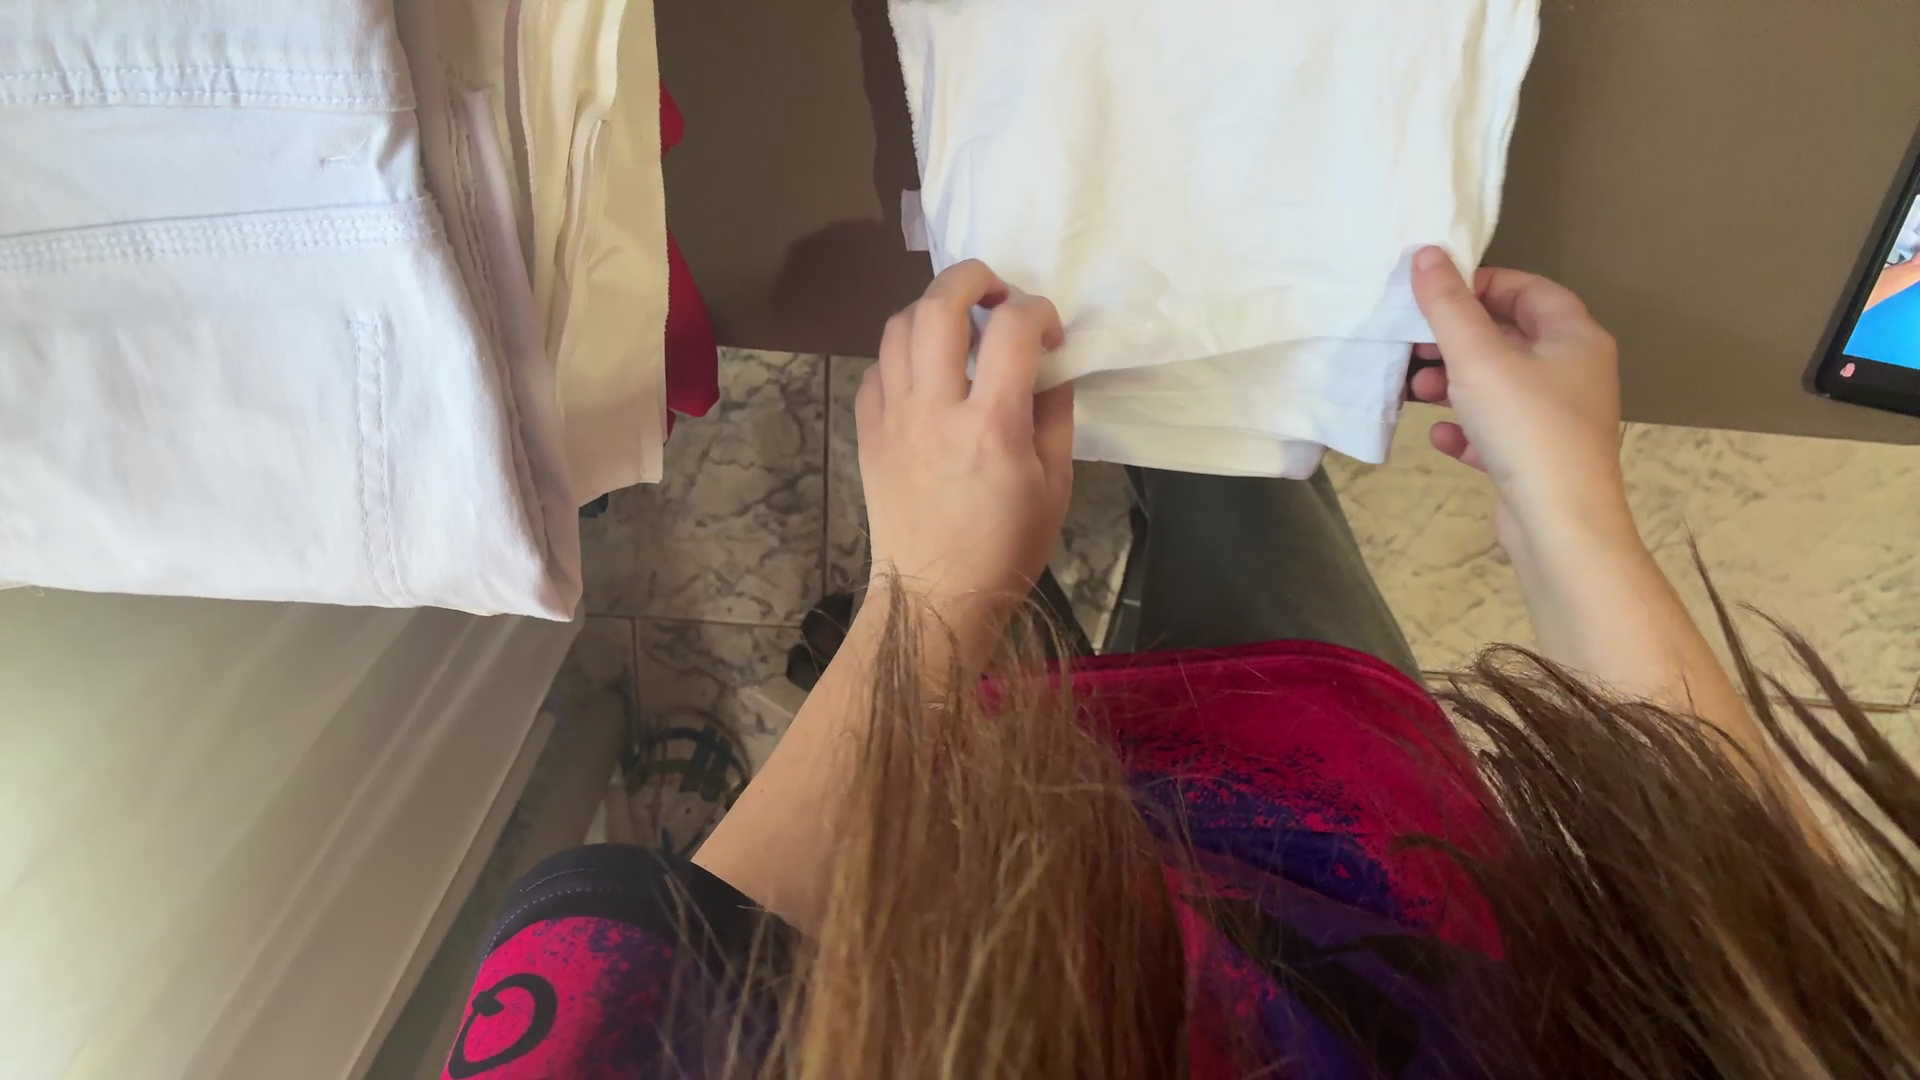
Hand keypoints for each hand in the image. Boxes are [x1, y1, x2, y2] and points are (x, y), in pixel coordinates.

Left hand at [857, 260, 1075, 627]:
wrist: (934, 595)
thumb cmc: (1004, 548)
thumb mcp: (1054, 486)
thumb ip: (1055, 415)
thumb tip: (1050, 367)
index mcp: (991, 426)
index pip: (1013, 329)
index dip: (1039, 311)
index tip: (1049, 332)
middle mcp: (934, 409)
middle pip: (939, 305)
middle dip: (972, 277)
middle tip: (995, 291)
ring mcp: (892, 419)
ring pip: (898, 327)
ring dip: (931, 310)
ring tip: (957, 327)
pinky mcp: (867, 434)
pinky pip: (876, 369)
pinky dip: (901, 355)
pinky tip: (923, 374)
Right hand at [1408, 246, 1629, 553]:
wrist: (1556, 516)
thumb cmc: (1525, 426)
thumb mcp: (1478, 359)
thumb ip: (1448, 308)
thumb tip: (1426, 255)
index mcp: (1573, 337)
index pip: (1526, 290)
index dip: (1478, 286)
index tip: (1431, 298)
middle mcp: (1571, 370)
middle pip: (1506, 338)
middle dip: (1454, 342)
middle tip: (1412, 349)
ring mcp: (1554, 414)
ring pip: (1495, 384)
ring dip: (1452, 385)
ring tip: (1417, 394)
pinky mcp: (1534, 453)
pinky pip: (1493, 427)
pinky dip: (1464, 427)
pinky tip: (1442, 437)